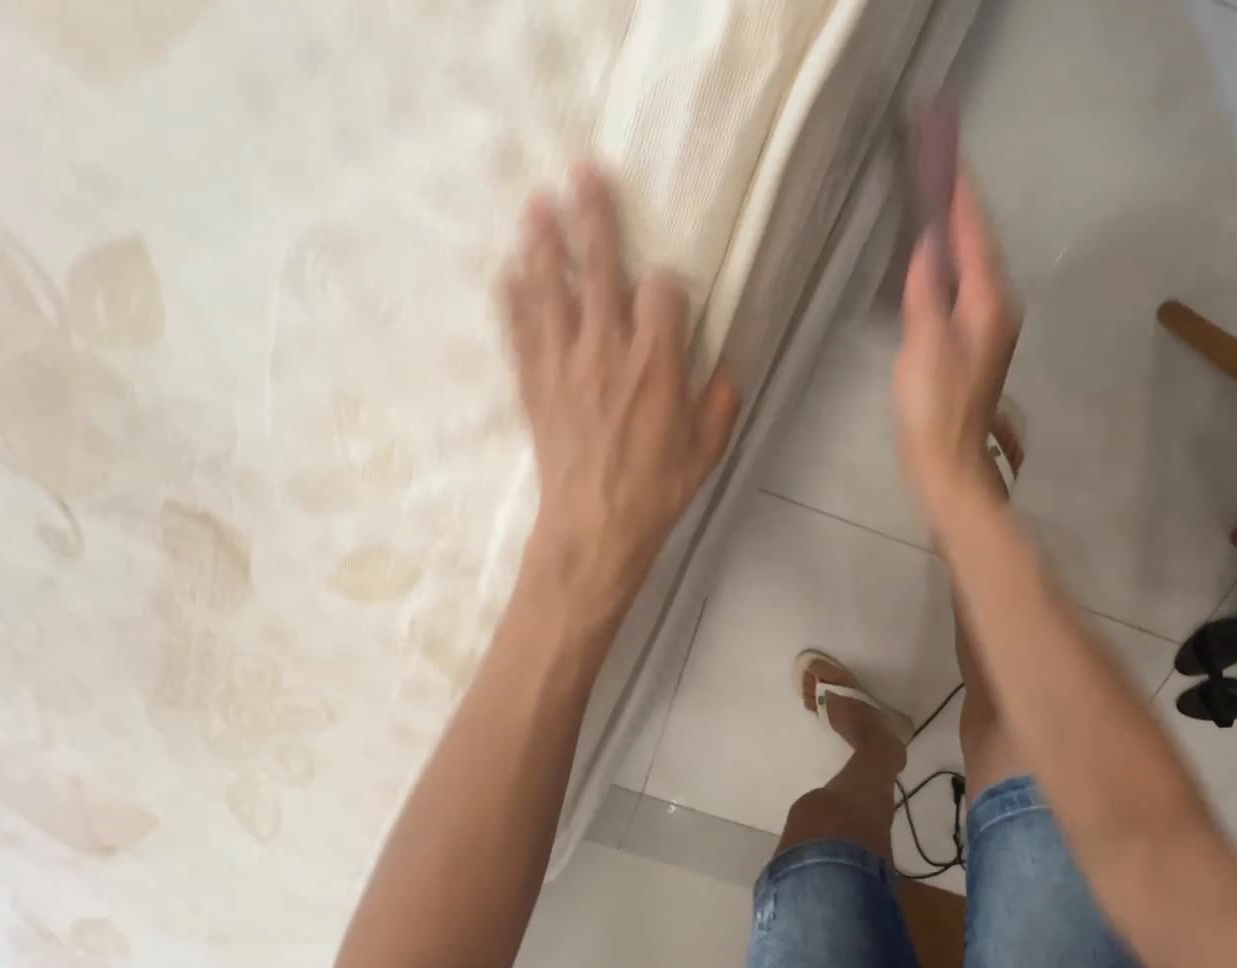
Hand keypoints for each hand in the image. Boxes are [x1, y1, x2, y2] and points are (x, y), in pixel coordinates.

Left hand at [502, 164, 738, 599]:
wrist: (594, 526)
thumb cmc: (658, 488)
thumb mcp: (709, 447)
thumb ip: (721, 397)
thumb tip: (726, 363)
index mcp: (656, 365)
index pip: (662, 293)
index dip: (668, 279)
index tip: (670, 283)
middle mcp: (606, 352)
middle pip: (600, 268)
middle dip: (595, 217)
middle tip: (584, 172)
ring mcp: (563, 362)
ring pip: (549, 286)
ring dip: (544, 241)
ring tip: (539, 203)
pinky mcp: (533, 380)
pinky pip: (519, 326)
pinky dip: (513, 293)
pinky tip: (510, 267)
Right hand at [893, 175, 1020, 510]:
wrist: (947, 462)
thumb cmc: (933, 408)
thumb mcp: (924, 345)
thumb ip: (927, 289)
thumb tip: (930, 241)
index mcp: (988, 302)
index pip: (974, 231)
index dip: (960, 189)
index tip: (948, 145)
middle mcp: (997, 305)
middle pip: (979, 241)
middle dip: (960, 199)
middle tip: (938, 155)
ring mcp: (988, 323)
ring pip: (974, 260)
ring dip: (957, 225)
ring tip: (935, 188)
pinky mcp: (974, 338)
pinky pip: (965, 281)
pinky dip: (952, 256)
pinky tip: (936, 249)